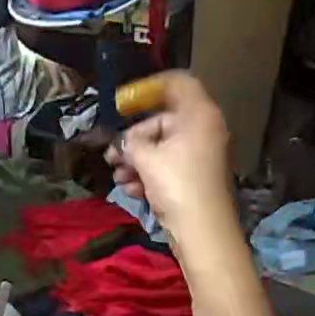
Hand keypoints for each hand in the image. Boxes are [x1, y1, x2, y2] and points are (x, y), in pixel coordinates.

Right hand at [103, 72, 235, 255]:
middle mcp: (202, 130)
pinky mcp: (193, 179)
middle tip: (112, 156)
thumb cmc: (177, 186)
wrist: (202, 231)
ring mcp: (199, 156)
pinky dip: (148, 175)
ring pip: (162, 149)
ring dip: (136, 162)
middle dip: (134, 139)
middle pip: (163, 122)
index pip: (175, 84)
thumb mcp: (147, 160)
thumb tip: (122, 144)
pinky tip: (131, 190)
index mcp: (198, 115)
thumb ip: (130, 144)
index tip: (123, 105)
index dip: (147, 90)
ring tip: (118, 178)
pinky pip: (167, 168)